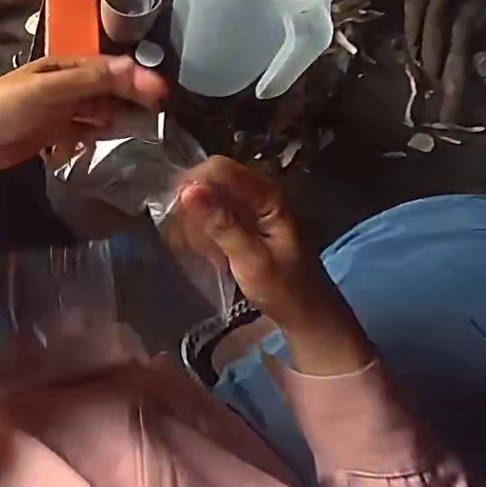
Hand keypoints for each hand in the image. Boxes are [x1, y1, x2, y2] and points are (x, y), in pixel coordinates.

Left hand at [0, 56, 168, 174]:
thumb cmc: (3, 109)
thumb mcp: (46, 92)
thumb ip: (88, 81)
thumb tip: (131, 66)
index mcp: (63, 66)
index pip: (108, 69)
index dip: (136, 78)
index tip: (161, 93)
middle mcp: (66, 84)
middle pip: (108, 89)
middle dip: (132, 99)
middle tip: (158, 115)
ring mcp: (61, 108)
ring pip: (99, 111)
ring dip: (118, 119)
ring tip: (141, 132)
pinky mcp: (55, 131)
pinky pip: (85, 130)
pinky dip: (97, 135)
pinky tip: (108, 143)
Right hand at [166, 157, 374, 375]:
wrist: (308, 318)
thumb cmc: (286, 290)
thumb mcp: (252, 260)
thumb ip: (221, 224)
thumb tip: (187, 190)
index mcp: (267, 196)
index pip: (218, 169)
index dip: (193, 185)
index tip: (177, 214)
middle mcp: (256, 194)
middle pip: (208, 181)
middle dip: (192, 207)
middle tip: (189, 240)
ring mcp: (248, 208)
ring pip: (204, 199)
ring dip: (194, 224)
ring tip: (204, 253)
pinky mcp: (241, 223)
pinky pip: (209, 216)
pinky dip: (201, 233)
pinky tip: (207, 255)